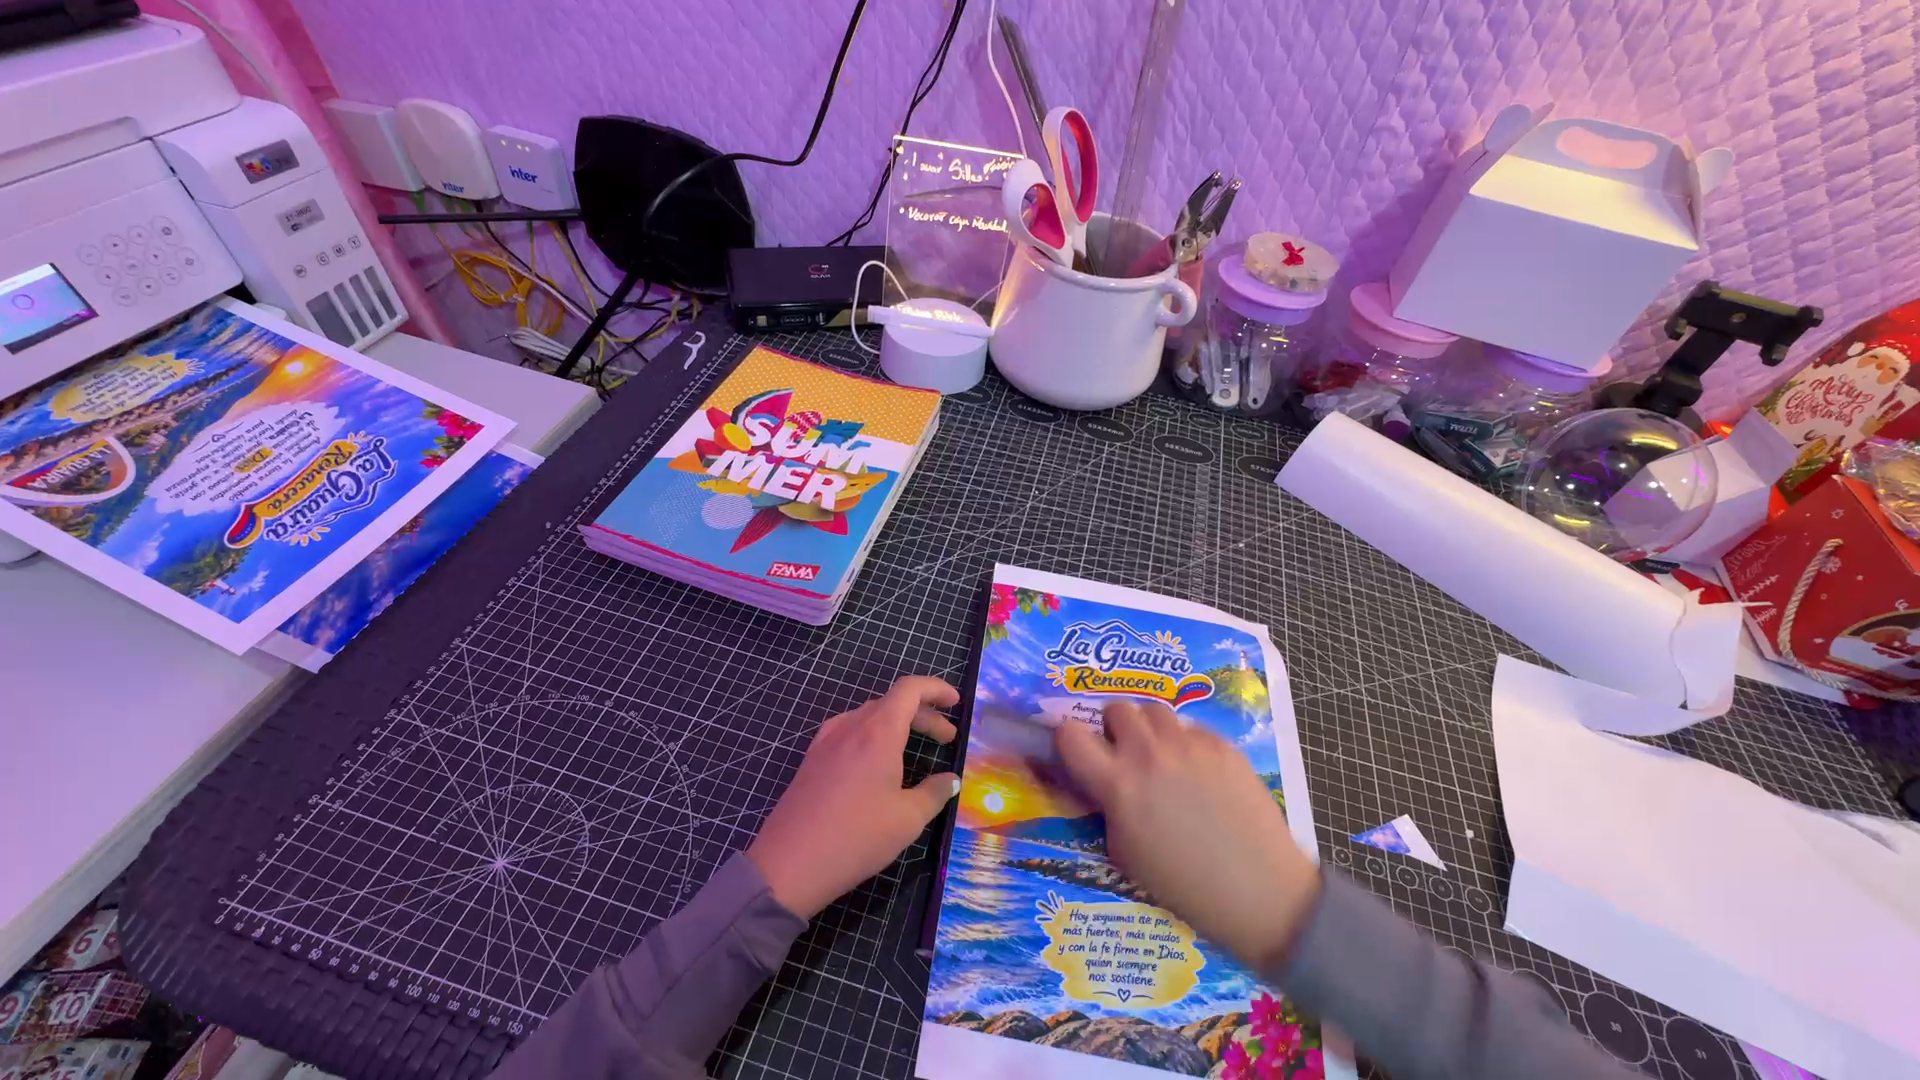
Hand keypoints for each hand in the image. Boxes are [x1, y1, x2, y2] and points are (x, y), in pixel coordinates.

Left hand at [746, 676, 962, 917]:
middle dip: (924, 715)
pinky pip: (848, 733)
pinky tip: (876, 763)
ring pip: (868, 717)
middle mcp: (850, 726)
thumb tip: (951, 780)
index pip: (910, 689)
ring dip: (897, 725)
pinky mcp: (811, 761)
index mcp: (877, 731)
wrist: (789, 864)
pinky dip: (872, 736)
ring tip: (914, 749)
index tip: (956, 703)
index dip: (936, 689)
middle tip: (946, 739)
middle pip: (891, 703)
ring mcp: (826, 742)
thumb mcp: (907, 819)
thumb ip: (934, 793)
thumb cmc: (856, 837)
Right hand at [1054, 700, 1321, 971]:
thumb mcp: (1124, 850)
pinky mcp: (1223, 745)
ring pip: (1155, 710)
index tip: (1077, 752)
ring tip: (1161, 755)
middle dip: (1114, 727)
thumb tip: (1100, 785)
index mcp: (1118, 784)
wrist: (1258, 889)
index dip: (1068, 740)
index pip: (1069, 734)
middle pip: (1116, 708)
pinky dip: (1186, 742)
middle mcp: (1150, 754)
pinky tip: (1199, 773)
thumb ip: (1106, 806)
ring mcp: (1190, 745)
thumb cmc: (1183, 884)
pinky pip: (1192, 728)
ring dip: (1149, 728)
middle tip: (1124, 753)